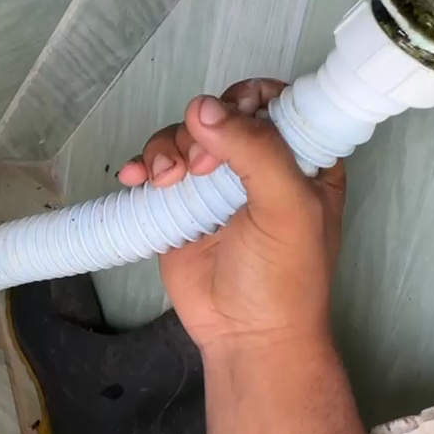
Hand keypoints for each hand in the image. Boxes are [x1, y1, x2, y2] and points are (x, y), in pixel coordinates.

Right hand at [116, 79, 344, 355]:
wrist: (242, 333)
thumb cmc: (283, 277)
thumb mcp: (286, 208)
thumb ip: (255, 151)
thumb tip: (203, 109)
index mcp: (300, 157)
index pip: (275, 101)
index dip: (248, 102)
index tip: (232, 126)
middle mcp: (255, 164)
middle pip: (218, 114)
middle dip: (200, 131)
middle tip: (200, 170)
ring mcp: (212, 185)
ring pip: (181, 138)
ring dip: (165, 149)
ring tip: (164, 181)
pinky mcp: (177, 206)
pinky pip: (153, 170)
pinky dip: (140, 167)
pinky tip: (134, 180)